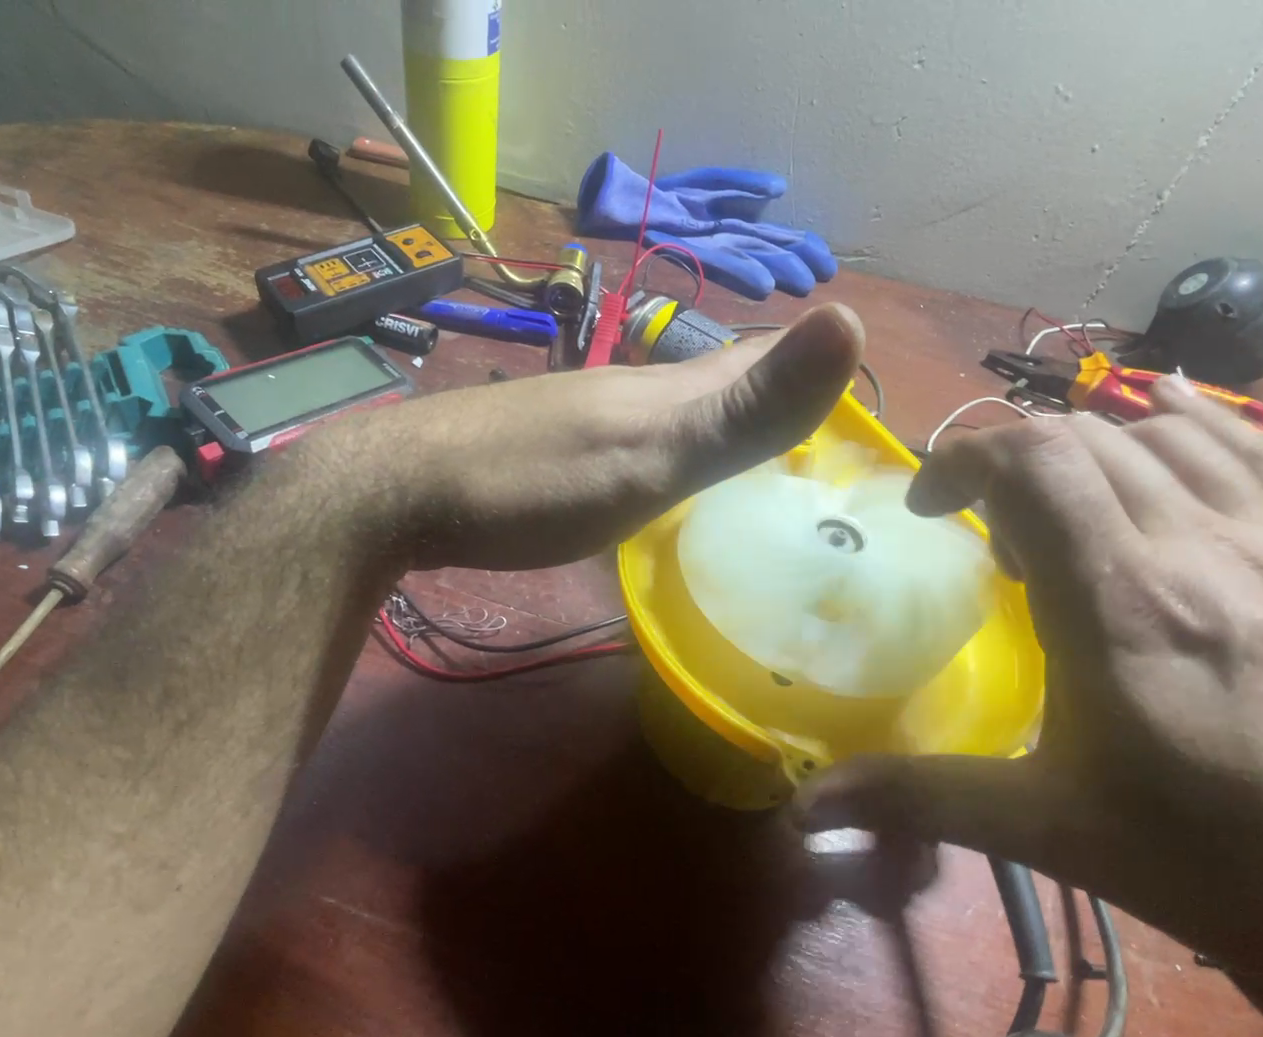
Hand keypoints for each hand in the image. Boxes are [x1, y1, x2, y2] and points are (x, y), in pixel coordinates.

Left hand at [316, 303, 864, 570]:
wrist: (404, 491)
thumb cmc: (532, 483)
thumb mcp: (651, 454)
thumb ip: (744, 408)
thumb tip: (851, 316)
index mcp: (668, 390)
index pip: (758, 361)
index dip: (811, 375)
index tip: (859, 420)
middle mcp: (632, 393)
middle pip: (718, 386)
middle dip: (771, 407)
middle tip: (818, 458)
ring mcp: (587, 420)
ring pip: (673, 417)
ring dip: (719, 435)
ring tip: (756, 480)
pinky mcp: (554, 453)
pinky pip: (633, 449)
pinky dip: (670, 464)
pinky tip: (666, 493)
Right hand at [797, 376, 1262, 1036]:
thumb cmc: (1245, 865)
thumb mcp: (1062, 833)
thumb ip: (924, 800)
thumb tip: (805, 806)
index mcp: (1118, 600)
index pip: (1032, 460)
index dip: (962, 456)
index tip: (929, 508)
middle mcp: (1196, 546)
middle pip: (1089, 435)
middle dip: (1012, 454)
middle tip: (985, 524)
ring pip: (1170, 432)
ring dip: (1092, 439)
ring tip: (1058, 495)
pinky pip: (1257, 452)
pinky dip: (1195, 423)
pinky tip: (1170, 422)